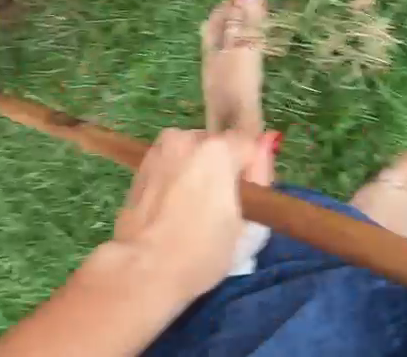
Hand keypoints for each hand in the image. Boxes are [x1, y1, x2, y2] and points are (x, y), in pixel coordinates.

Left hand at [108, 129, 254, 303]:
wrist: (144, 268)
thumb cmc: (202, 252)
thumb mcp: (248, 225)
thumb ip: (262, 176)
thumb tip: (265, 143)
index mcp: (217, 150)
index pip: (248, 146)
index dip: (252, 174)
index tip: (247, 201)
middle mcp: (186, 138)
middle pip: (217, 146)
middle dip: (223, 170)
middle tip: (220, 209)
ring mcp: (159, 149)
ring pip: (191, 153)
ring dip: (197, 171)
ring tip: (192, 210)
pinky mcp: (141, 165)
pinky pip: (170, 163)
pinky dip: (176, 178)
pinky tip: (172, 209)